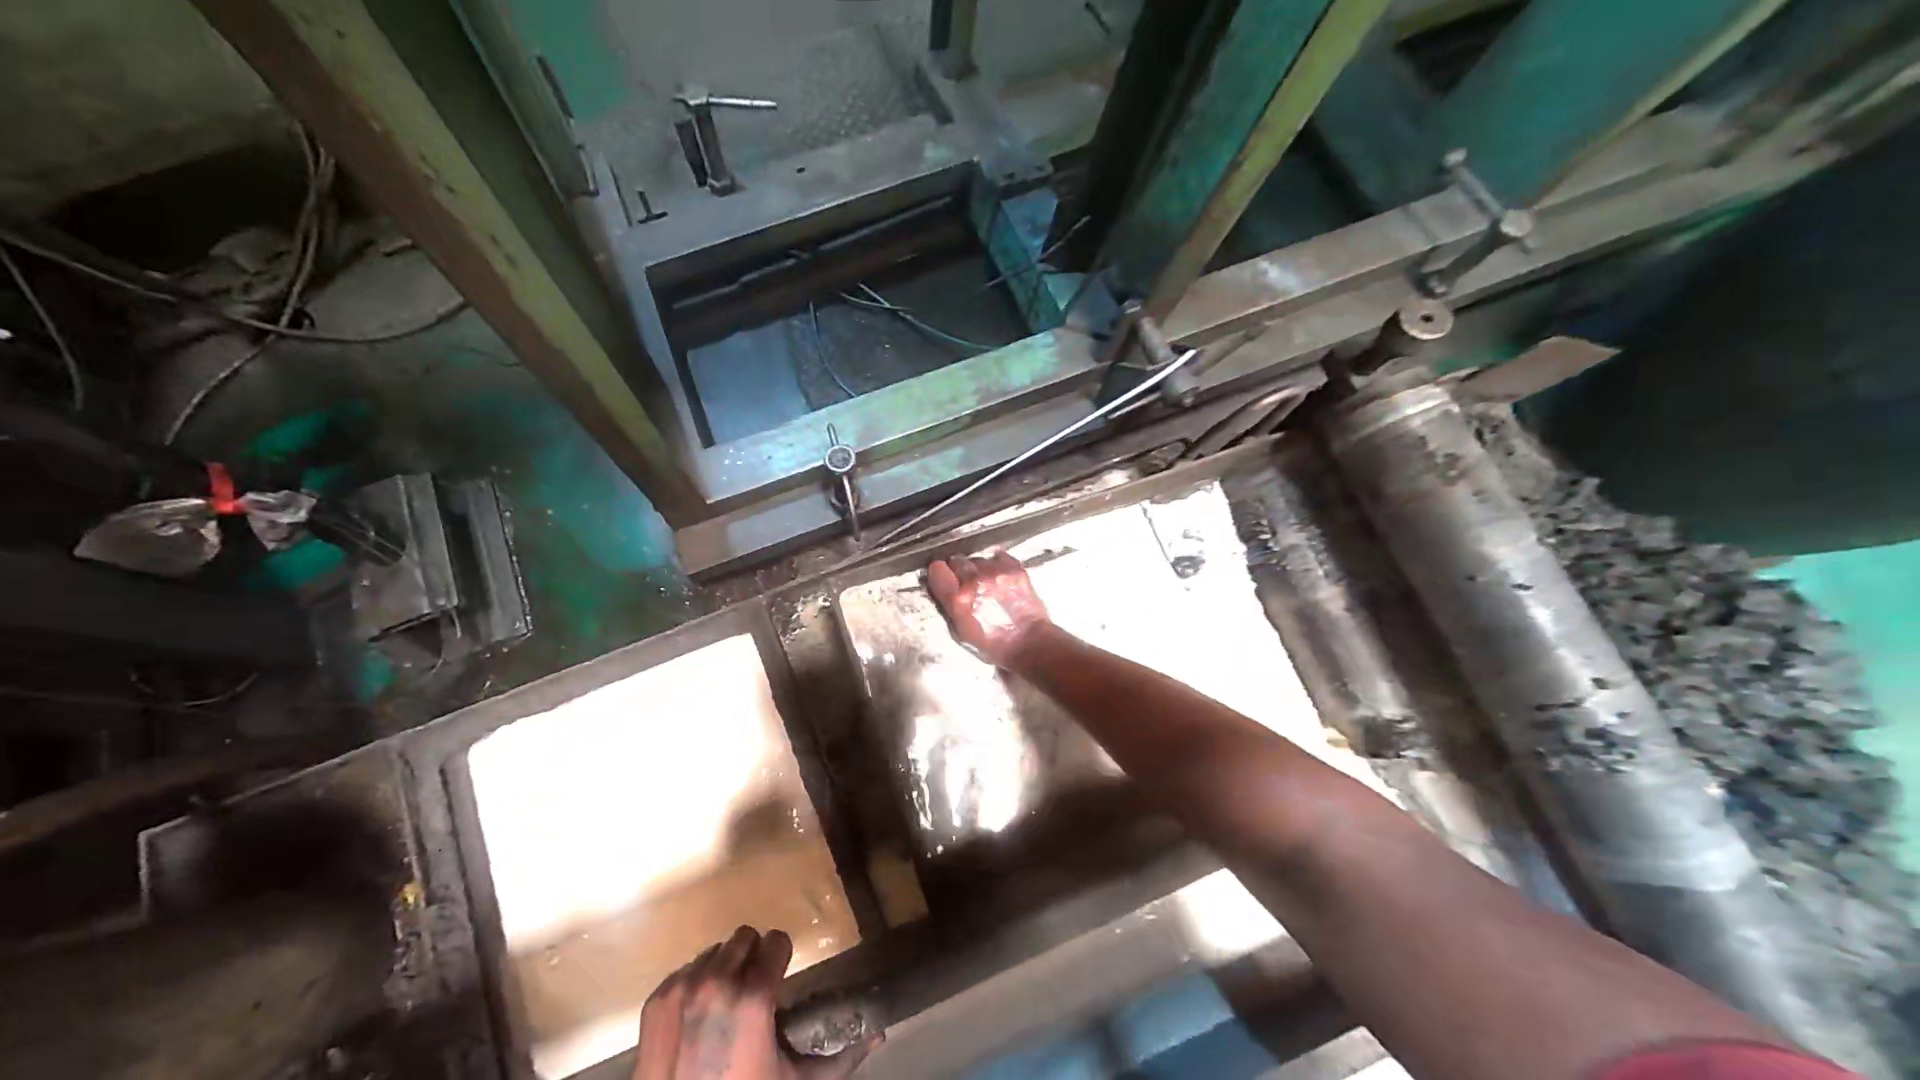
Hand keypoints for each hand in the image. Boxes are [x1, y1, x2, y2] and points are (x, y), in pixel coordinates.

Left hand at [636, 926, 879, 1079]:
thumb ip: (841, 1059)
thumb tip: (879, 1036)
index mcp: (753, 996)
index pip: (776, 941)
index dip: (782, 957)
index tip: (782, 975)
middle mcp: (716, 982)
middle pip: (744, 937)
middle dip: (754, 957)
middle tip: (757, 988)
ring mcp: (681, 990)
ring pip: (713, 952)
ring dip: (724, 968)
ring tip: (727, 1004)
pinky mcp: (655, 1003)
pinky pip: (684, 970)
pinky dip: (695, 984)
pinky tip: (699, 1015)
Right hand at [927, 552, 1050, 667]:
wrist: (1029, 643)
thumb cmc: (994, 645)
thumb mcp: (961, 633)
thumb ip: (948, 606)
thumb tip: (940, 587)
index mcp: (959, 600)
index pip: (937, 570)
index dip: (939, 573)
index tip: (942, 576)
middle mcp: (975, 582)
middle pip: (957, 560)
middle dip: (958, 570)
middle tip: (964, 583)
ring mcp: (996, 573)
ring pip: (977, 558)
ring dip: (977, 568)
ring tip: (985, 583)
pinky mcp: (1015, 569)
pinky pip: (997, 557)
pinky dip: (995, 565)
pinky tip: (998, 577)